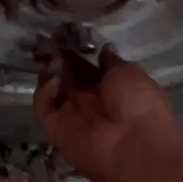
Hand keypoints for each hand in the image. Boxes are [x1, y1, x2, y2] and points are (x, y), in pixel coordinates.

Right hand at [32, 42, 182, 181]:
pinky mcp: (57, 129)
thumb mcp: (130, 73)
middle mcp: (89, 101)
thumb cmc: (139, 104)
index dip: (76, 51)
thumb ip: (112, 61)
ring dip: (49, 71)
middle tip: (50, 40)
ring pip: (52, 89)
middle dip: (57, 57)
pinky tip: (53, 78)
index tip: (66, 34)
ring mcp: (71, 116)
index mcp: (109, 88)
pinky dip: (43, 91)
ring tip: (54, 59)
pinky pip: (43, 108)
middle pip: (66, 76)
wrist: (136, 147)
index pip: (86, 67)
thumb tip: (105, 49)